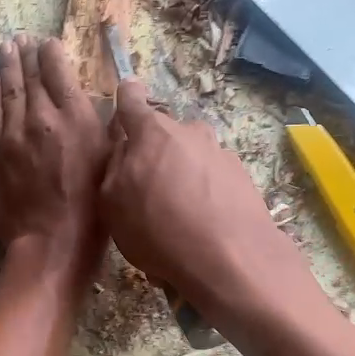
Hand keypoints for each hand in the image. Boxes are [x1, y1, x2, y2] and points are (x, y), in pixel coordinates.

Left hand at [0, 34, 109, 274]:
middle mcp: (42, 118)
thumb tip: (108, 103)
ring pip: (8, 90)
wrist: (51, 243)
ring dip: (6, 66)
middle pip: (31, 75)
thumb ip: (108, 127)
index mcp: (76, 117)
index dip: (52, 52)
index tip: (48, 41)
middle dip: (26, 53)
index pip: (59, 71)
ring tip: (5, 48)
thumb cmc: (93, 209)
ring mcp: (14, 134)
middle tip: (22, 37)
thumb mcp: (112, 162)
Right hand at [100, 81, 325, 334]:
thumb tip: (123, 149)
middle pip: (164, 132)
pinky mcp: (242, 176)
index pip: (131, 97)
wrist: (232, 258)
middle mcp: (188, 131)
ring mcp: (219, 152)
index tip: (123, 110)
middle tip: (146, 189)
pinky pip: (213, 178)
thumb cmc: (158, 228)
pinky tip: (202, 227)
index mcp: (151, 131)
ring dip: (182, 175)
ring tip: (177, 216)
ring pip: (191, 156)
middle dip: (154, 152)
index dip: (125, 99)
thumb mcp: (112, 203)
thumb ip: (113, 166)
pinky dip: (205, 194)